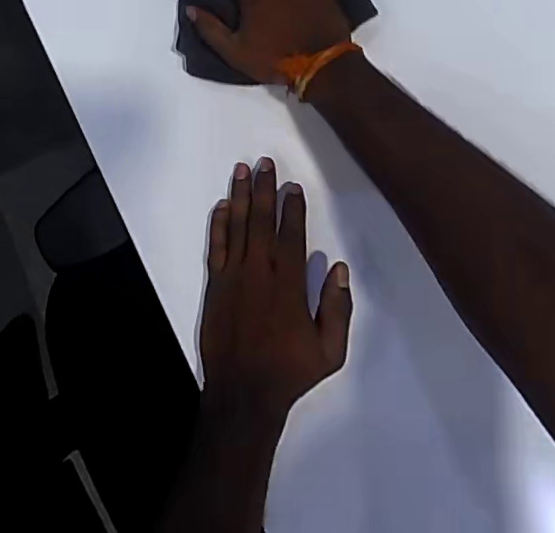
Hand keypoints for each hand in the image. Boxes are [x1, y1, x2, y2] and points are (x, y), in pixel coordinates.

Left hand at [198, 157, 352, 422]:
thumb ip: (337, 308)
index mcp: (288, 286)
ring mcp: (234, 276)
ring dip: (241, 196)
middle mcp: (259, 273)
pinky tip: (223, 205)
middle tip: (264, 163)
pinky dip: (219, 224)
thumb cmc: (289, 371)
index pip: (291, 236)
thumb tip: (339, 269)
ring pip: (238, 227)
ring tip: (242, 170)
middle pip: (262, 221)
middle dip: (265, 190)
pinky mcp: (215, 283)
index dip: (293, 209)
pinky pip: (216, 246)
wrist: (242, 392)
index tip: (293, 185)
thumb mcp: (329, 351)